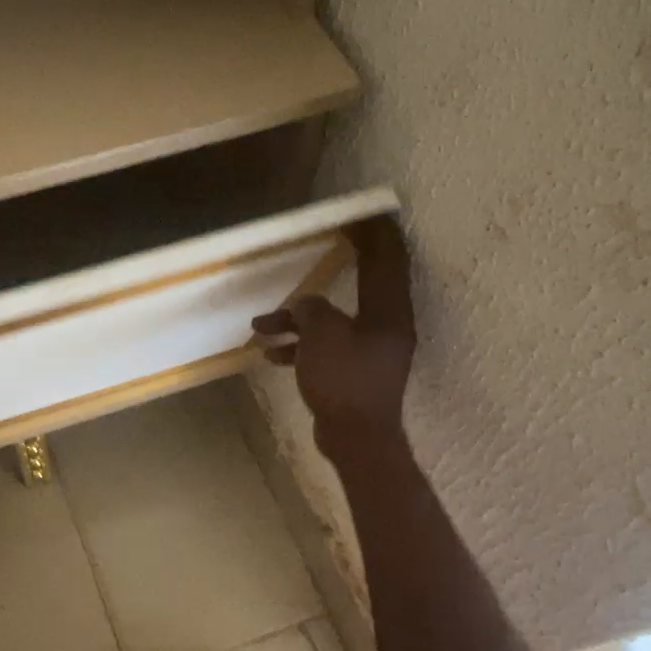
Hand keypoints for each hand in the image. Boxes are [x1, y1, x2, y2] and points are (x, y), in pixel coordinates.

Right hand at [251, 214, 416, 463]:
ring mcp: (371, 353)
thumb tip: (305, 306)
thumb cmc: (344, 379)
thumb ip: (312, 310)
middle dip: (345, 264)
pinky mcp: (354, 375)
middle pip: (365, 285)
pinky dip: (301, 347)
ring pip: (335, 322)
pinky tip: (271, 354)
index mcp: (388, 311)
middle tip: (331, 240)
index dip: (376, 234)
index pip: (387, 260)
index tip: (365, 213)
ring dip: (301, 320)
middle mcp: (386, 327)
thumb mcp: (322, 334)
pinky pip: (326, 350)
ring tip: (262, 323)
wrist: (356, 437)